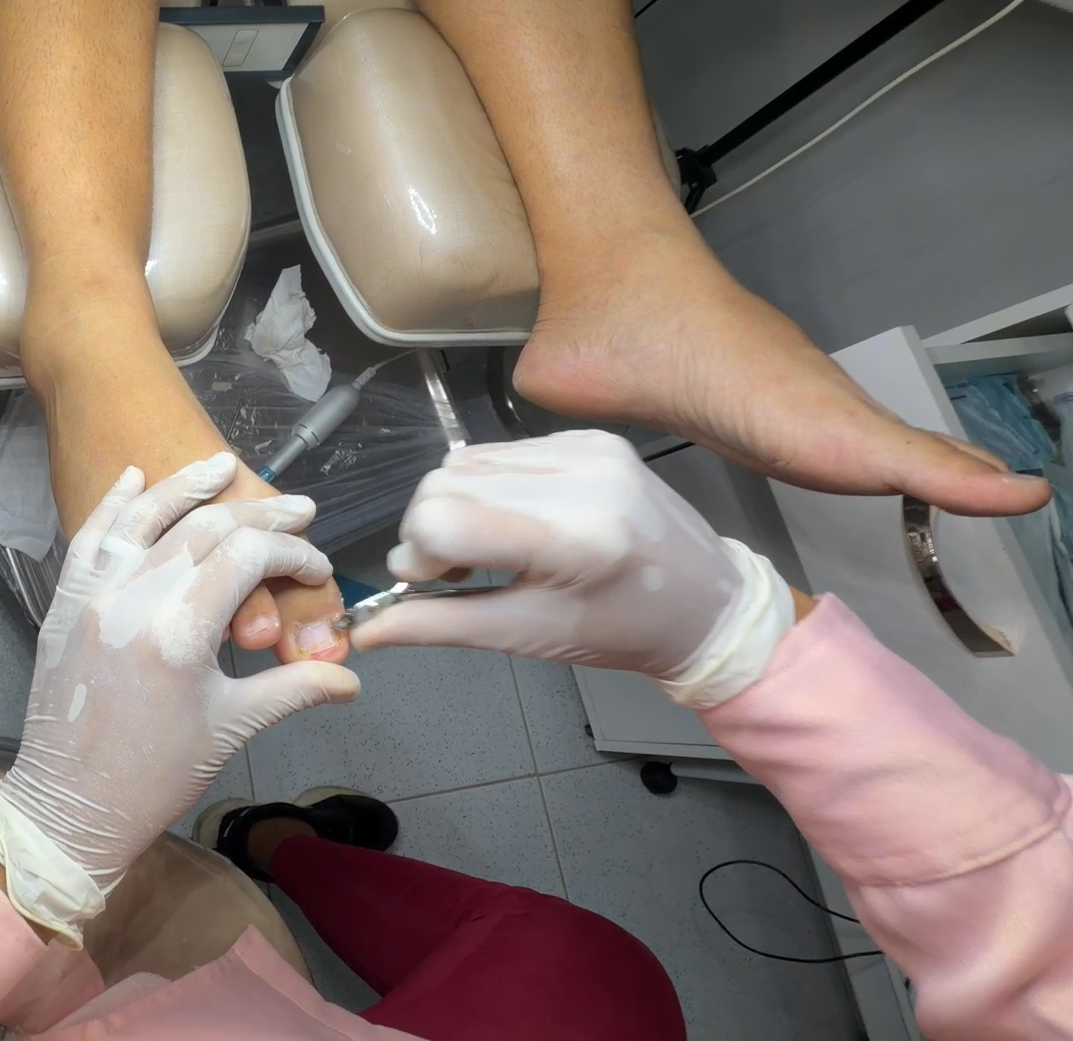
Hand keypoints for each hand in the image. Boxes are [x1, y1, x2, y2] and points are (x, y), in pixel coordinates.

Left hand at [2, 453, 360, 889]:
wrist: (68, 806)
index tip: (316, 566)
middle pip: (203, 528)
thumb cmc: (155, 776)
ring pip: (143, 518)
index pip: (246, 556)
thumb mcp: (231, 728)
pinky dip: (113, 504)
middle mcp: (132, 598)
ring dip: (186, 485)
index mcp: (179, 632)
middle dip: (259, 513)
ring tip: (222, 463)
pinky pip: (88, 538)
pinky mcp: (64, 602)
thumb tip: (351, 677)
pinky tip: (134, 476)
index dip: (292, 552)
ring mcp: (91, 595)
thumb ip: (293, 688)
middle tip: (298, 505)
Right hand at [352, 431, 793, 704]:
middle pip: (441, 485)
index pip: (442, 519)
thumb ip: (434, 625)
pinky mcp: (586, 435)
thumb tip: (363, 632)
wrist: (709, 603)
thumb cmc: (617, 631)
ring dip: (452, 505)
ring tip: (487, 541)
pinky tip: (513, 516)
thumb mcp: (522, 636)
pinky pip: (494, 452)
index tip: (431, 579)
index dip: (417, 551)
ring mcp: (585, 448)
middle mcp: (580, 478)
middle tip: (456, 568)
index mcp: (571, 539)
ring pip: (459, 463)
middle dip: (428, 529)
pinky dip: (484, 487)